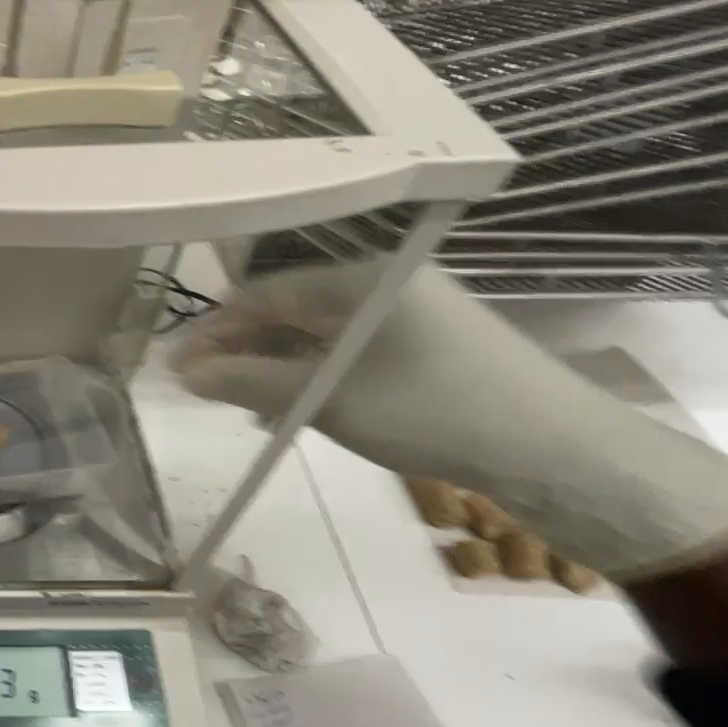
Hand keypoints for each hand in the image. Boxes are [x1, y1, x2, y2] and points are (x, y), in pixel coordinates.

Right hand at [171, 259, 727, 578]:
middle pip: (287, 310)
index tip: (177, 366)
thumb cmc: (427, 410)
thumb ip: (247, 381)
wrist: (550, 448)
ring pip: (313, 332)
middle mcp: (380, 283)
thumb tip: (184, 374)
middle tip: (200, 388)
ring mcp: (405, 312)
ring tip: (237, 403)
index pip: (263, 294)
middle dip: (238, 350)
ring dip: (270, 365)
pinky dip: (308, 373)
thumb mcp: (325, 397)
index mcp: (359, 278)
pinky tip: (288, 404)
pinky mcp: (421, 342)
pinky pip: (344, 348)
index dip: (213, 331)